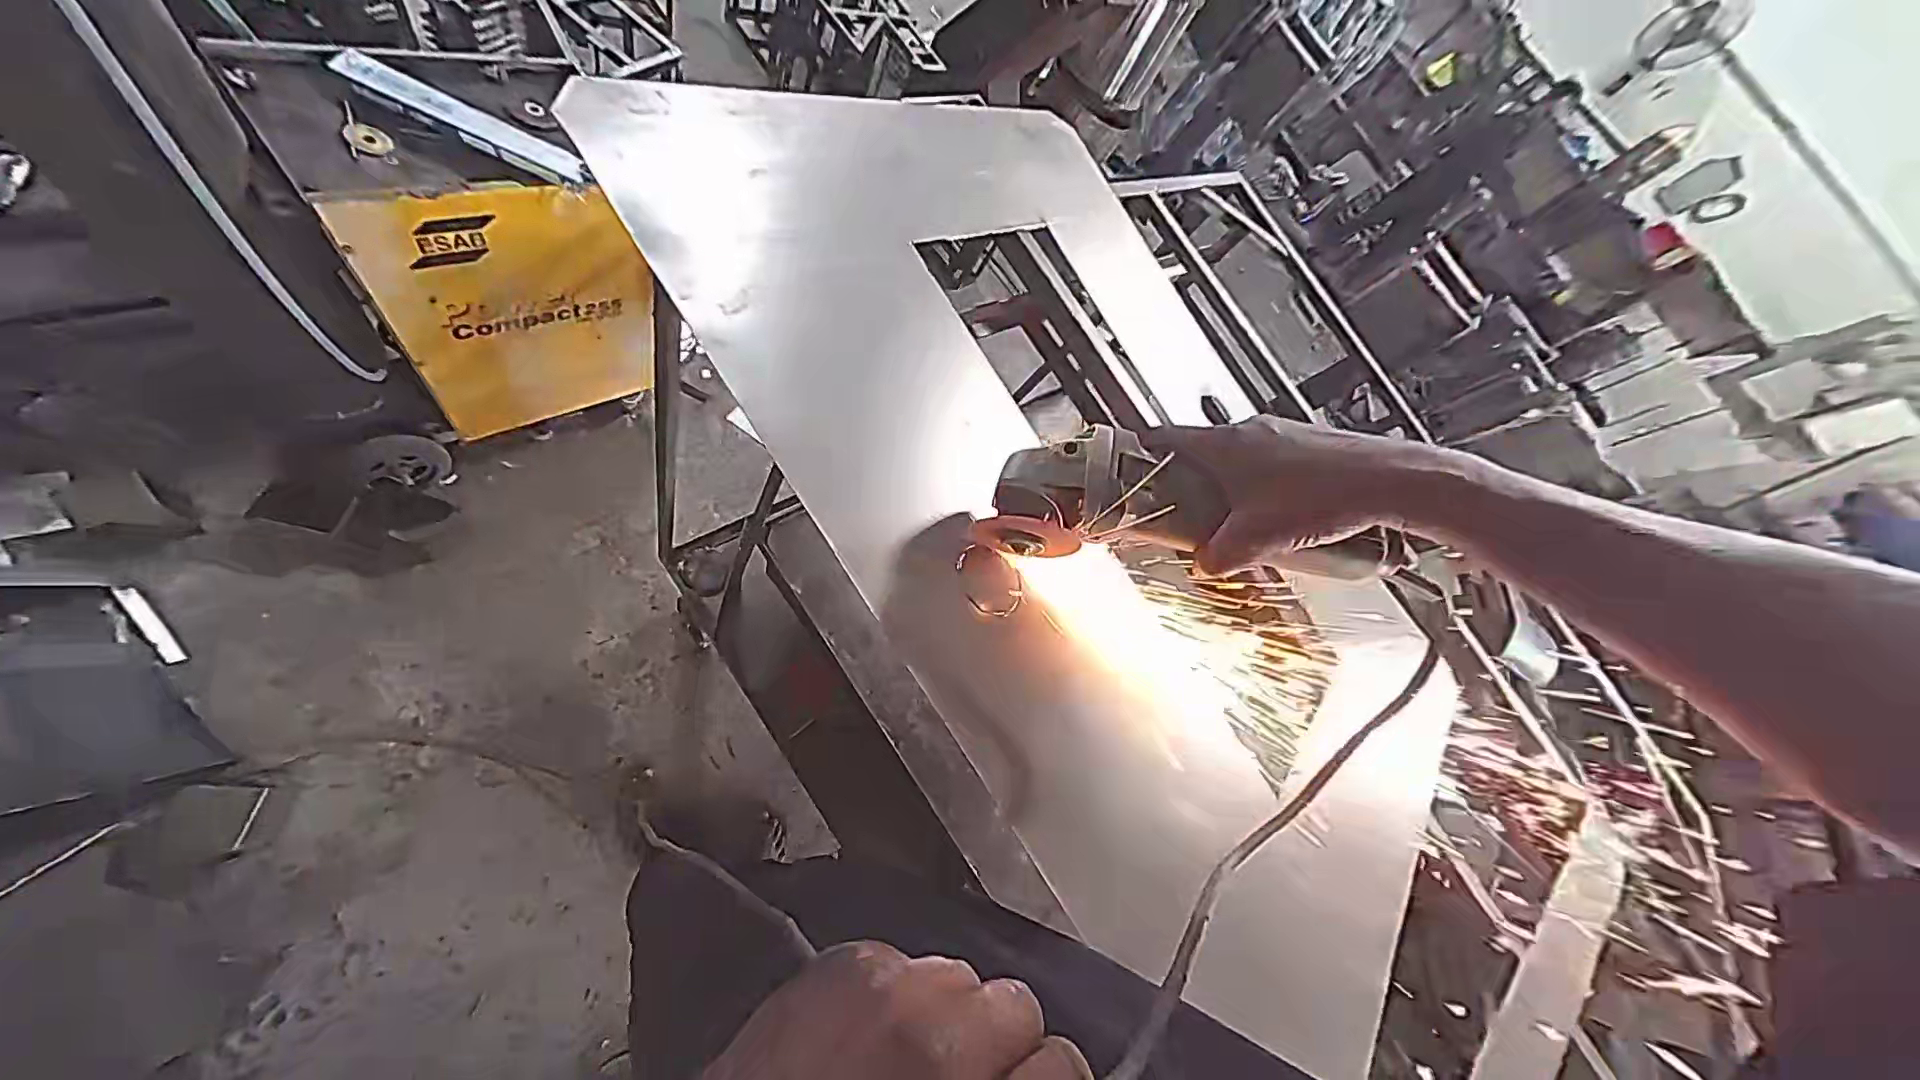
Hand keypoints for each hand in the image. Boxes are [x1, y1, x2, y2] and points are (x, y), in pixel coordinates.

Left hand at [701, 941, 1092, 1079]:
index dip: (1047, 1077)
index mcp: (956, 1077)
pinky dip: (894, 990)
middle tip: (964, 1070)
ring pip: (960, 972)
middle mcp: (933, 1028)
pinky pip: (901, 962)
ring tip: (908, 1047)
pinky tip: (865, 1028)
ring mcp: (885, 983)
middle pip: (1017, 1002)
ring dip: (945, 1006)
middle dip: (997, 1038)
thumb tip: (1029, 1071)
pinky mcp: (844, 959)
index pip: (1062, 1063)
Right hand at [1142, 417, 1465, 575]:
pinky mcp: (1304, 446)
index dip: (1137, 452)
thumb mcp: (1258, 538)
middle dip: (1182, 481)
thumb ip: (1220, 556)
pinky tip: (1273, 515)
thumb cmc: (1326, 497)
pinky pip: (1263, 464)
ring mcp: (1278, 435)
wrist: (1395, 483)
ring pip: (1231, 458)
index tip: (1124, 467)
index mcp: (1223, 445)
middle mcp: (1247, 432)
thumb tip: (1206, 565)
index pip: (1162, 438)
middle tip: (1178, 510)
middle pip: (1195, 451)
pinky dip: (1255, 486)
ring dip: (1222, 485)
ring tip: (1231, 520)